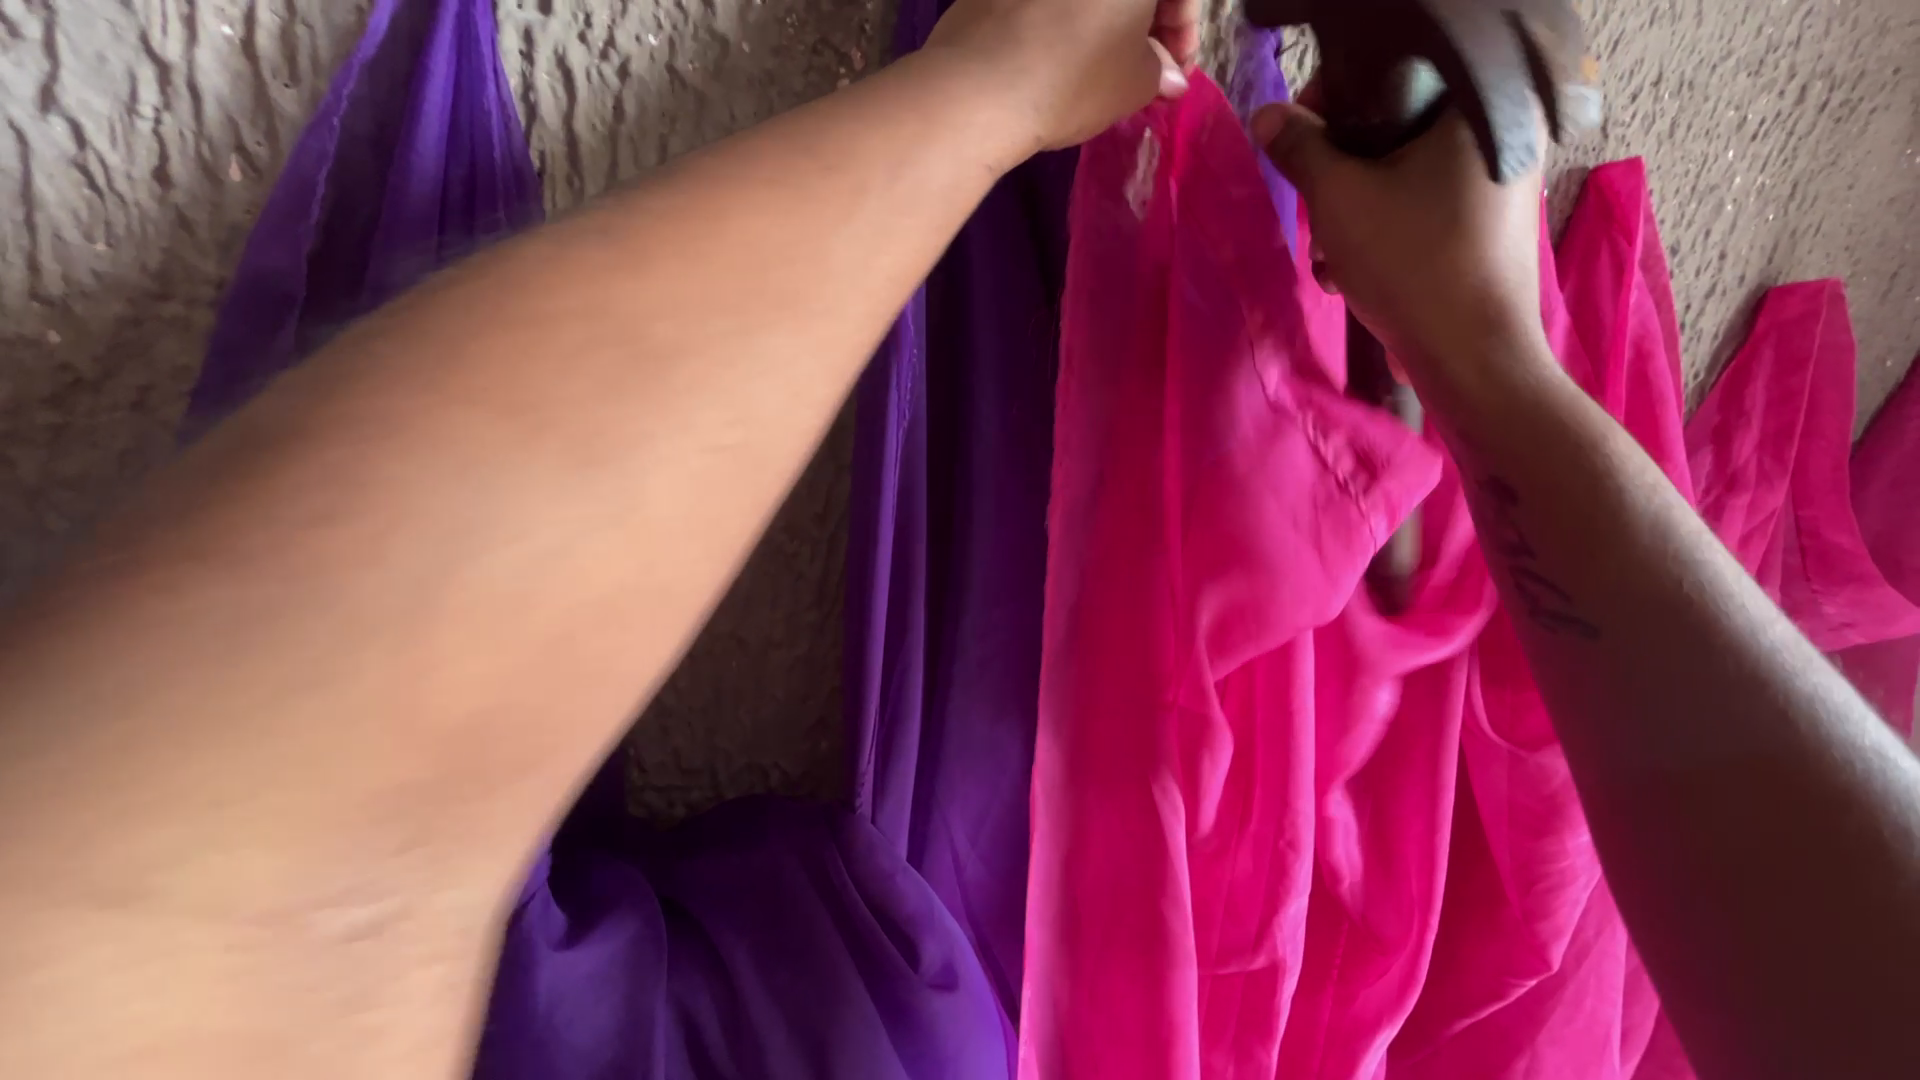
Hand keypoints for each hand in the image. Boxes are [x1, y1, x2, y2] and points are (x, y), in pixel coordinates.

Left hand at [926, 0, 1192, 150]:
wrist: (978, 88)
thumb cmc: (1074, 80)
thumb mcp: (1134, 84)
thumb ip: (1159, 71)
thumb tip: (1167, 74)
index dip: (1183, 26)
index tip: (1174, 68)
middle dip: (1144, 19)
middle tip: (1140, 68)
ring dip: (1102, 17)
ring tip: (1099, 65)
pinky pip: (1045, 0)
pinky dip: (1062, 17)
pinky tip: (1057, 56)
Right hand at [1252, 101, 1551, 383]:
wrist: (1468, 351)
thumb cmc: (1409, 261)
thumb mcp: (1338, 199)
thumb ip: (1299, 150)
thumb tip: (1266, 115)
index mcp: (1476, 104)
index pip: (1386, 76)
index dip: (1328, 105)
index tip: (1294, 147)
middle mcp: (1498, 132)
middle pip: (1389, 133)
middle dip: (1335, 180)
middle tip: (1311, 216)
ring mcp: (1495, 183)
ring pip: (1398, 178)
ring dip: (1348, 217)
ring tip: (1327, 259)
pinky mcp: (1483, 226)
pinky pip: (1418, 209)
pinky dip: (1379, 235)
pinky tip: (1351, 274)